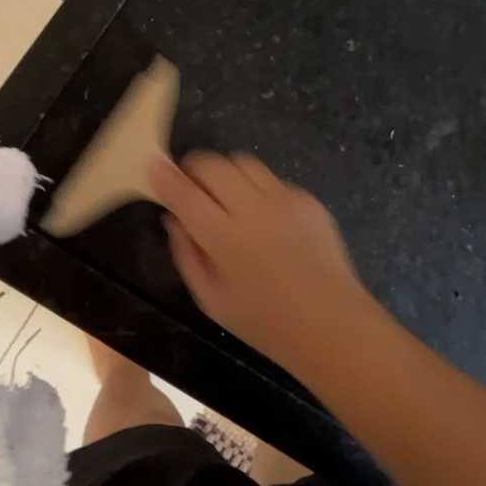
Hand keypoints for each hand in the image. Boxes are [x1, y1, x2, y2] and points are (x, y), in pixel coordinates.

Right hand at [149, 151, 383, 370]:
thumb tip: (174, 219)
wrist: (331, 324)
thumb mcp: (212, 299)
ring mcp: (284, 199)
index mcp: (225, 237)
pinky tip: (262, 216)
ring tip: (225, 195)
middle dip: (194, 168)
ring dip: (226, 172)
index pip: (185, 193)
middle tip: (190, 185)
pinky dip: (257, 188)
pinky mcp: (307, 198)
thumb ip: (187, 254)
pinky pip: (272, 179)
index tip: (154, 168)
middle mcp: (254, 208)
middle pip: (213, 164)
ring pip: (244, 162)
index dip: (165, 177)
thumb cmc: (265, 322)